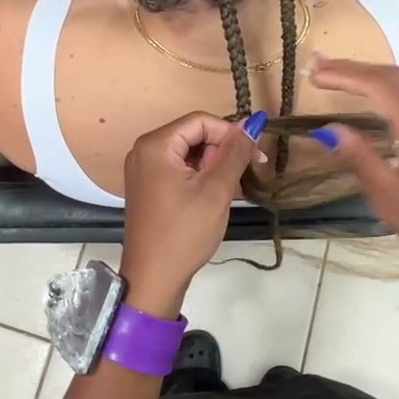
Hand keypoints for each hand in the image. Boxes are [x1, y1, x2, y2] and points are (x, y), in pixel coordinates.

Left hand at [120, 112, 259, 316]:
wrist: (153, 278)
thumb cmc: (184, 232)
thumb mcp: (216, 190)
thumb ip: (235, 153)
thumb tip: (251, 123)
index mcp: (155, 144)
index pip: (201, 121)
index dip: (231, 133)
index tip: (256, 156)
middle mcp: (143, 150)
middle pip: (192, 134)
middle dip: (222, 149)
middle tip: (244, 175)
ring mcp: (142, 169)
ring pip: (187, 152)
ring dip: (212, 164)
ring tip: (228, 189)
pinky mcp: (146, 186)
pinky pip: (177, 167)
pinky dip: (198, 175)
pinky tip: (212, 194)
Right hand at [311, 57, 398, 280]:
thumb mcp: (390, 199)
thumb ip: (360, 158)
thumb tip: (330, 129)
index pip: (377, 86)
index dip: (344, 75)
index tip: (314, 74)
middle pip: (395, 74)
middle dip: (356, 67)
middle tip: (321, 66)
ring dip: (377, 73)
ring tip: (344, 75)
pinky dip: (396, 85)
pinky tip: (381, 95)